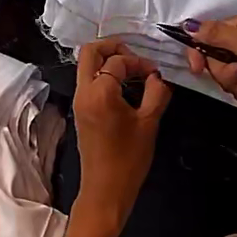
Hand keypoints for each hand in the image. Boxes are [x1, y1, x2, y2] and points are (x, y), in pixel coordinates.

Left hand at [72, 39, 171, 223]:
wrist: (105, 189)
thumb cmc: (129, 158)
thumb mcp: (149, 122)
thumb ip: (157, 92)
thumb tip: (157, 76)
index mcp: (99, 92)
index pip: (117, 61)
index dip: (139, 62)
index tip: (155, 74)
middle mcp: (83, 91)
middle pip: (89, 51)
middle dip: (113, 47)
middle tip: (135, 57)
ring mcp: (79, 101)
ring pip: (86, 65)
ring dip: (108, 61)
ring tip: (134, 72)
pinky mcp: (80, 110)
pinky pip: (88, 80)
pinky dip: (104, 75)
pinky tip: (125, 87)